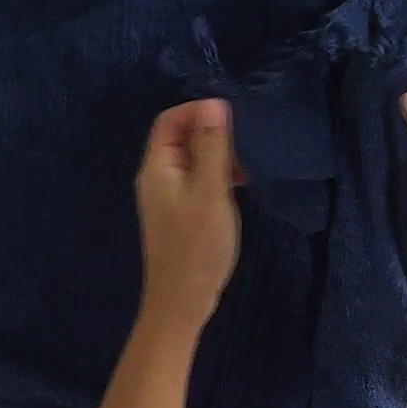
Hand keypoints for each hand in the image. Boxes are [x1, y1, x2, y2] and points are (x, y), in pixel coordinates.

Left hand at [135, 98, 239, 328]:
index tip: (233, 117)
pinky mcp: (182, 215)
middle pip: (181, 139)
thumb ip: (212, 148)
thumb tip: (214, 106)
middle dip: (212, 134)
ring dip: (219, 157)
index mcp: (157, 168)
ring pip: (193, 162)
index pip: (169, 121)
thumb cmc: (197, 246)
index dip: (197, 111)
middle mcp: (158, 179)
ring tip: (248, 167)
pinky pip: (199, 182)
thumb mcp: (210, 191)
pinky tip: (241, 187)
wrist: (182, 302)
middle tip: (246, 144)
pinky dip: (218, 177)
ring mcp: (169, 198)